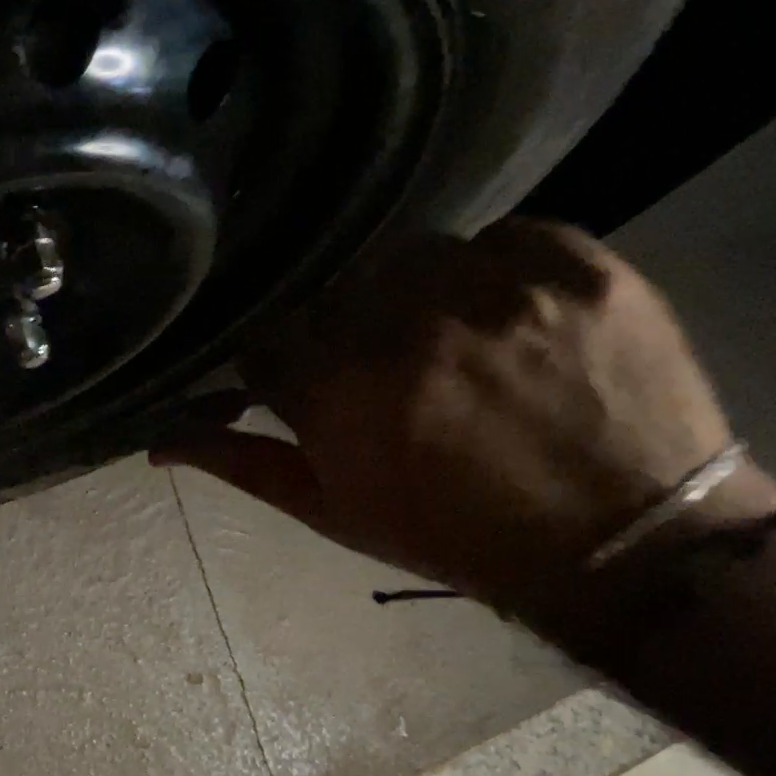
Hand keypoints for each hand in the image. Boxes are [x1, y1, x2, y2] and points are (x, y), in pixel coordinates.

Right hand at [152, 218, 775, 632]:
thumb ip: (238, 463)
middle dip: (340, 329)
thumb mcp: (327, 508)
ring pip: (410, 254)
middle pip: (333, 292)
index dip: (279, 364)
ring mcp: (498, 291)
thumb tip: (156, 444)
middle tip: (373, 367)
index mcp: (338, 392)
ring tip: (436, 334)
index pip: (267, 339)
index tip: (300, 386)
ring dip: (408, 292)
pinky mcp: (580, 265)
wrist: (620, 540)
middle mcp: (408, 328)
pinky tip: (499, 313)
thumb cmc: (447, 532)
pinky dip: (489, 268)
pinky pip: (501, 235)